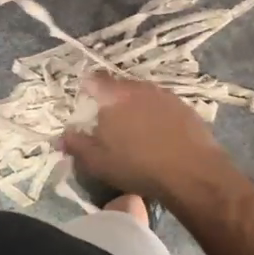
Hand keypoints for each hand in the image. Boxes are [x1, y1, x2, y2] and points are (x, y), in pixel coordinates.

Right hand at [60, 72, 235, 199]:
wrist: (193, 173)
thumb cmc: (137, 165)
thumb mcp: (98, 162)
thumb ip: (76, 145)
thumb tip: (61, 136)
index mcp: (113, 96)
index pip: (94, 81)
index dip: (87, 88)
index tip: (85, 101)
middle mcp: (139, 88)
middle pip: (119, 87)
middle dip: (112, 100)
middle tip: (109, 121)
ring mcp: (165, 96)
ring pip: (143, 95)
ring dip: (136, 107)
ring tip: (135, 130)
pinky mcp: (186, 108)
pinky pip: (163, 107)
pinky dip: (157, 116)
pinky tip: (159, 136)